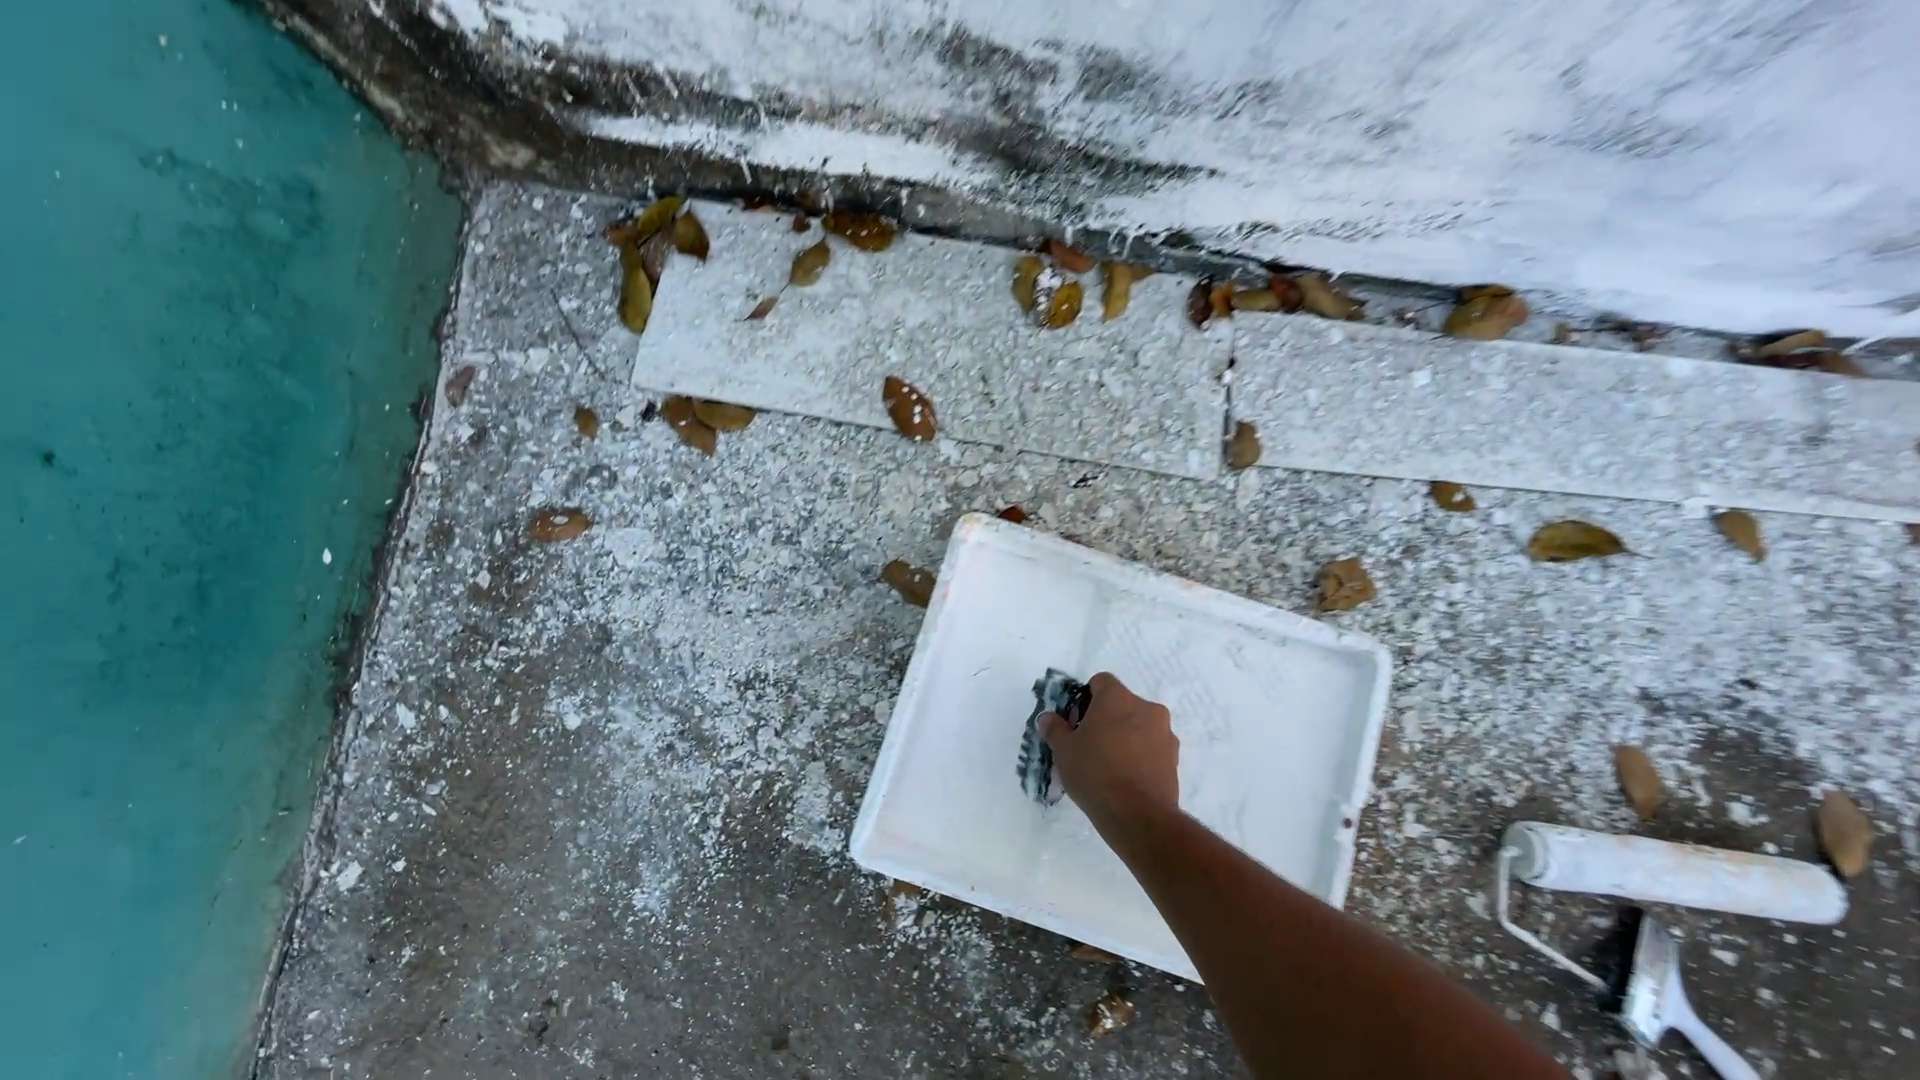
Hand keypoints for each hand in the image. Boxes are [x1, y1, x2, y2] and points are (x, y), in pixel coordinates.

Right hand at [1040, 672, 1178, 826]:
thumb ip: (1055, 729)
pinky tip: (1127, 778)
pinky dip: (1140, 755)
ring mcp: (1164, 732)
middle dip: (1107, 719)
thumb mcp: (1064, 751)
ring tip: (1110, 766)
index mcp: (1117, 698)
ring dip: (1126, 736)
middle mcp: (1146, 707)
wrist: (1138, 815)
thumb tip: (1048, 719)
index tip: (1077, 722)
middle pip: (1122, 704)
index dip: (1086, 699)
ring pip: (1139, 725)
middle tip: (1090, 745)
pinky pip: (1152, 747)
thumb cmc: (1095, 774)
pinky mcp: (1174, 757)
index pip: (1101, 682)